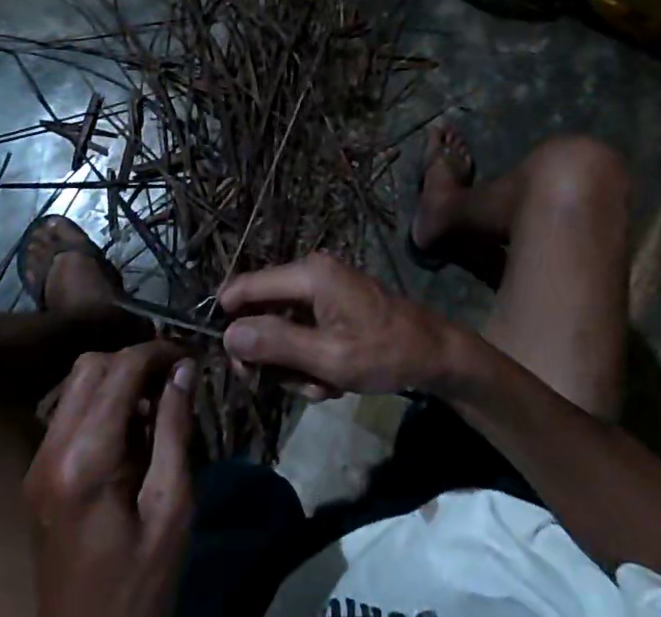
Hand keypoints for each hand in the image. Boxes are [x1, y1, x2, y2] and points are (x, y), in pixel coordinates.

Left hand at [24, 341, 195, 616]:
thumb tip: (184, 368)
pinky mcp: (38, 473)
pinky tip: (132, 430)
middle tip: (173, 379)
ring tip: (157, 404)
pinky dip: (102, 403)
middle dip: (134, 361)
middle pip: (89, 366)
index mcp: (85, 460)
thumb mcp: (171, 507)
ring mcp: (38, 462)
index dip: (157, 352)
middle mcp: (50, 450)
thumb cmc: (140, 584)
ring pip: (76, 385)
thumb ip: (174, 431)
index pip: (119, 371)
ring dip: (117, 379)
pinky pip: (69, 413)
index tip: (190, 357)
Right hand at [219, 251, 455, 394]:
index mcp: (309, 274)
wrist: (434, 355)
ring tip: (321, 386)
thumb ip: (275, 344)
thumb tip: (227, 334)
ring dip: (293, 364)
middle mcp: (311, 273)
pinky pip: (301, 332)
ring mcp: (322, 289)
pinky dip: (309, 360)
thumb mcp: (327, 357)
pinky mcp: (331, 306)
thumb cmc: (384, 353)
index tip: (229, 359)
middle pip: (262, 311)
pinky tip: (331, 381)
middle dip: (269, 353)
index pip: (246, 287)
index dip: (228, 319)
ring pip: (281, 329)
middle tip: (278, 385)